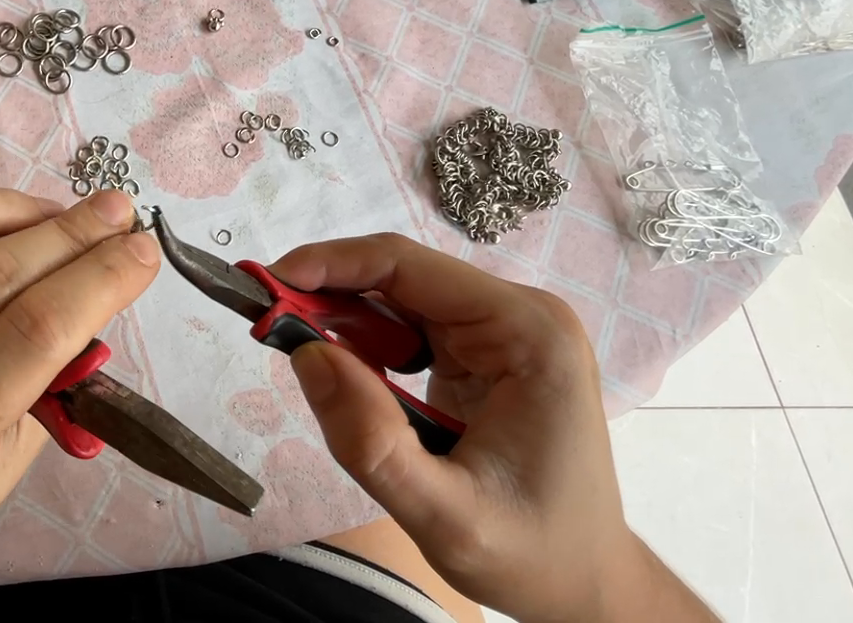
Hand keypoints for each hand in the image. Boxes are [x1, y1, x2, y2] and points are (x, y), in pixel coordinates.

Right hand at [277, 235, 714, 622]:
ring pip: (392, 294)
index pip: (406, 264)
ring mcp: (499, 326)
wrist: (587, 588)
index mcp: (525, 332)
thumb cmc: (532, 556)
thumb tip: (307, 355)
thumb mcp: (446, 517)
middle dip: (325, 293)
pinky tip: (349, 377)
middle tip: (269, 324)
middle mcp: (516, 312)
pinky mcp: (479, 344)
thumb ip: (373, 443)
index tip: (265, 285)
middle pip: (396, 273)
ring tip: (302, 354)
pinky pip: (400, 321)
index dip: (329, 264)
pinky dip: (359, 340)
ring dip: (339, 319)